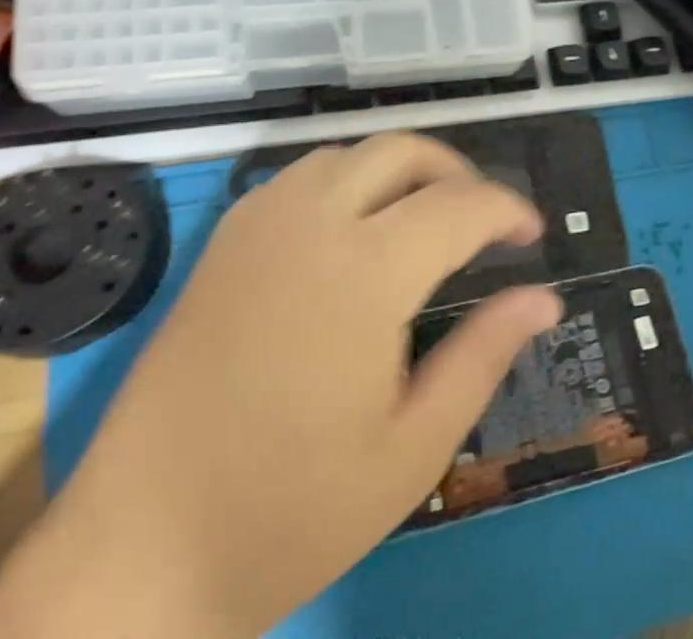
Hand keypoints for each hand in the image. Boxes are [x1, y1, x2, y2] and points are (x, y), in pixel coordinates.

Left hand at [0, 134, 561, 638]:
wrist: (150, 541)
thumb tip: (543, 298)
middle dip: (456, 171)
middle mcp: (307, 224)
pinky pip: (292, 181)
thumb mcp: (415, 445)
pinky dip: (341, 183)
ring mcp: (252, 230)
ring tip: (424, 223)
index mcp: (365, 270)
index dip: (507, 210)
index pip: (458, 204)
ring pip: (340, 155)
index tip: (533, 237)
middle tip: (485, 223)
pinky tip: (349, 236)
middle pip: (398, 151)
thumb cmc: (298, 507)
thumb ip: (483, 354)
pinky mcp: (217, 249)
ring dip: (395, 171)